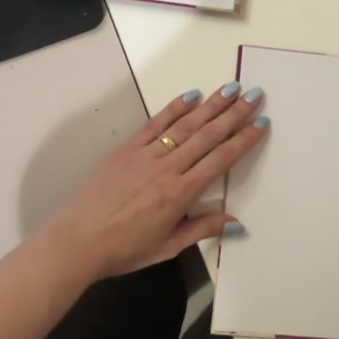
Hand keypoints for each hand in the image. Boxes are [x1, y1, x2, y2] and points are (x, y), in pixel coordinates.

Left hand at [43, 83, 268, 281]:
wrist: (77, 242)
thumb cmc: (124, 250)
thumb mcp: (168, 246)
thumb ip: (202, 229)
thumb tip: (235, 221)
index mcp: (180, 194)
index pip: (220, 161)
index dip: (243, 140)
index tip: (261, 124)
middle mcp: (167, 169)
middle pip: (207, 136)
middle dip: (233, 114)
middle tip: (254, 95)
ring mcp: (145, 156)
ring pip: (184, 125)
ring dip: (210, 105)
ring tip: (230, 88)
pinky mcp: (125, 150)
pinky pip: (154, 125)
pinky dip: (174, 109)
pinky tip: (191, 96)